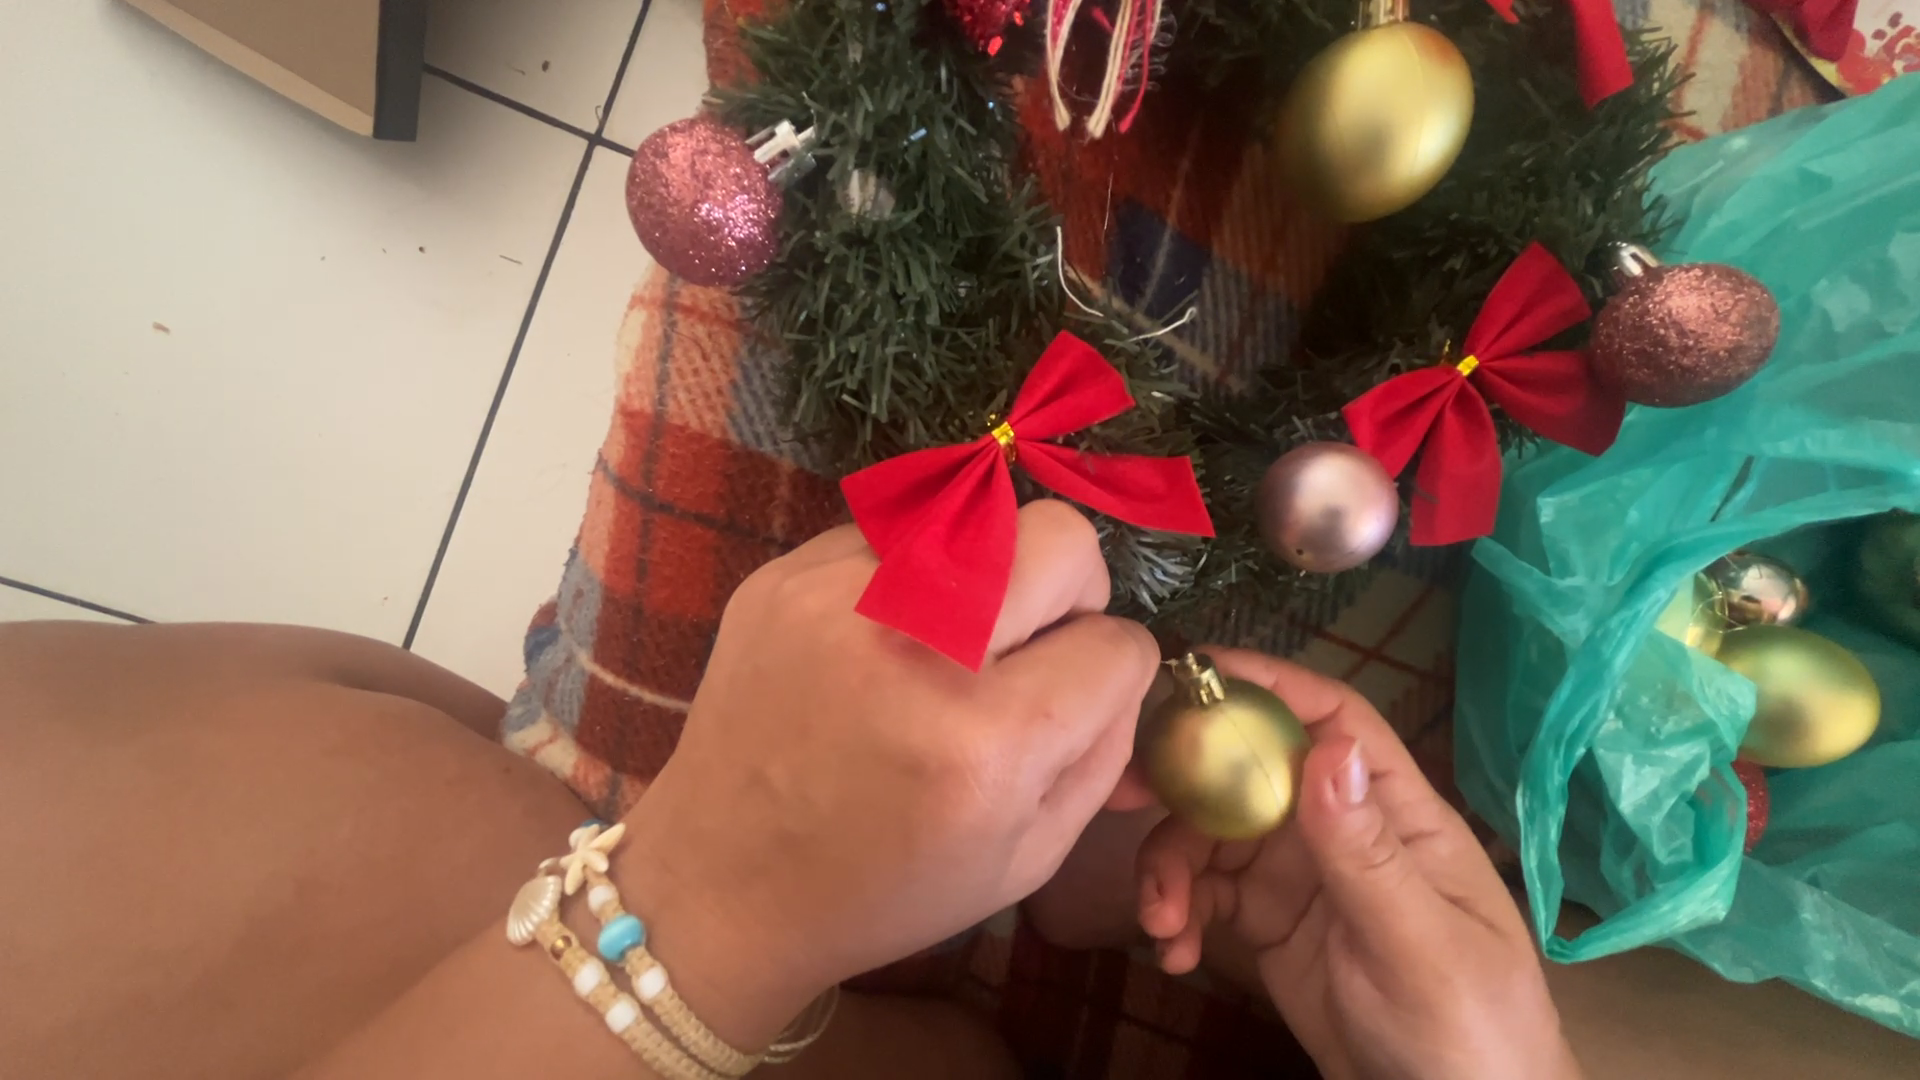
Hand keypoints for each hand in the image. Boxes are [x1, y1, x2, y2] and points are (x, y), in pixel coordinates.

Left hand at [617, 501, 1158, 1046]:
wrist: (719, 881)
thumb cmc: (883, 888)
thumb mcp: (1025, 855)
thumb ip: (1103, 749)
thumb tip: (1120, 660)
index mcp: (982, 744)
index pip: (1116, 643)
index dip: (1115, 670)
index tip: (1079, 691)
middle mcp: (911, 645)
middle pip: (1060, 537)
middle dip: (1072, 589)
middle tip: (1029, 640)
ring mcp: (836, 594)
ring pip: (980, 516)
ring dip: (991, 574)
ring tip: (949, 636)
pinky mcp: (784, 573)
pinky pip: (897, 533)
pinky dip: (914, 575)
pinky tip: (879, 634)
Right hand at [1137, 648, 1577, 1079]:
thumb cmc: (1467, 1032)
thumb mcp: (1420, 948)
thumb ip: (1368, 853)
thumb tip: (1328, 746)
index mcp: (1388, 809)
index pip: (1329, 718)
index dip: (1269, 682)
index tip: (1198, 670)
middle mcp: (1330, 824)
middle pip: (1243, 769)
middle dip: (1180, 778)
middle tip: (1123, 795)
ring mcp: (1290, 869)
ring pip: (1206, 832)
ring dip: (1168, 868)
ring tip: (1159, 920)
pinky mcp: (1257, 915)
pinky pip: (1198, 890)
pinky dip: (1176, 911)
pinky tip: (1174, 950)